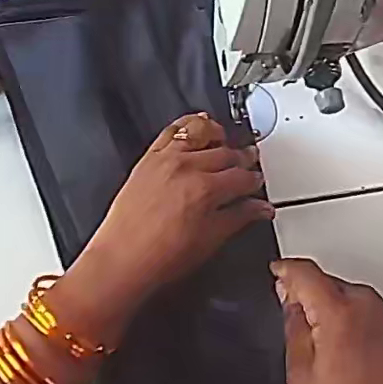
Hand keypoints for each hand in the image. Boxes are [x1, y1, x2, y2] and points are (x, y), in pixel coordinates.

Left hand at [56, 113, 272, 343]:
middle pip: (226, 153)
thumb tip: (259, 208)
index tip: (255, 183)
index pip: (242, 177)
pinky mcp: (149, 156)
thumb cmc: (160, 256)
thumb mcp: (210, 240)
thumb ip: (239, 217)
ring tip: (226, 142)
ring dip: (219, 135)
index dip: (254, 180)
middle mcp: (187, 168)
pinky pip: (173, 129)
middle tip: (248, 164)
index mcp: (206, 189)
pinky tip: (197, 127)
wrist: (123, 259)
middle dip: (242, 159)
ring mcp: (166, 158)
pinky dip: (189, 124)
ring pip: (202, 133)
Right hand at [272, 258, 382, 383]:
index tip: (274, 272)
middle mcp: (362, 303)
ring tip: (311, 343)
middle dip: (300, 291)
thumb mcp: (302, 376)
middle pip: (318, 278)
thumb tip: (288, 302)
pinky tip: (328, 343)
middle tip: (287, 317)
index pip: (303, 270)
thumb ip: (291, 327)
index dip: (283, 269)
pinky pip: (348, 301)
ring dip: (317, 303)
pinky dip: (334, 312)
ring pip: (332, 289)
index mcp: (339, 313)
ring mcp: (376, 309)